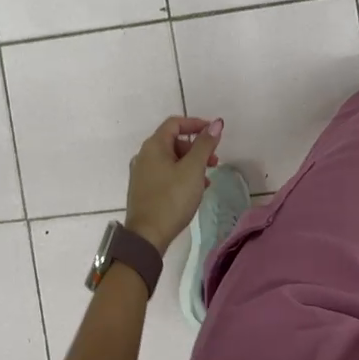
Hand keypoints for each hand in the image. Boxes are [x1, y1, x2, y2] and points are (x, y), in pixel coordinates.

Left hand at [124, 116, 223, 249]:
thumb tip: (216, 123)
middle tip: (214, 161)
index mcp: (154, 145)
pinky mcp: (144, 190)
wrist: (147, 236)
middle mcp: (144, 155)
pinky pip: (166, 174)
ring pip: (171, 160)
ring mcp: (142, 173)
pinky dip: (181, 176)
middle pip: (173, 141)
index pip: (175, 123)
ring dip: (191, 164)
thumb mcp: (193, 169)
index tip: (214, 132)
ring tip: (207, 179)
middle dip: (196, 148)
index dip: (196, 123)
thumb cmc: (172, 198)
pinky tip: (195, 191)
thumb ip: (205, 144)